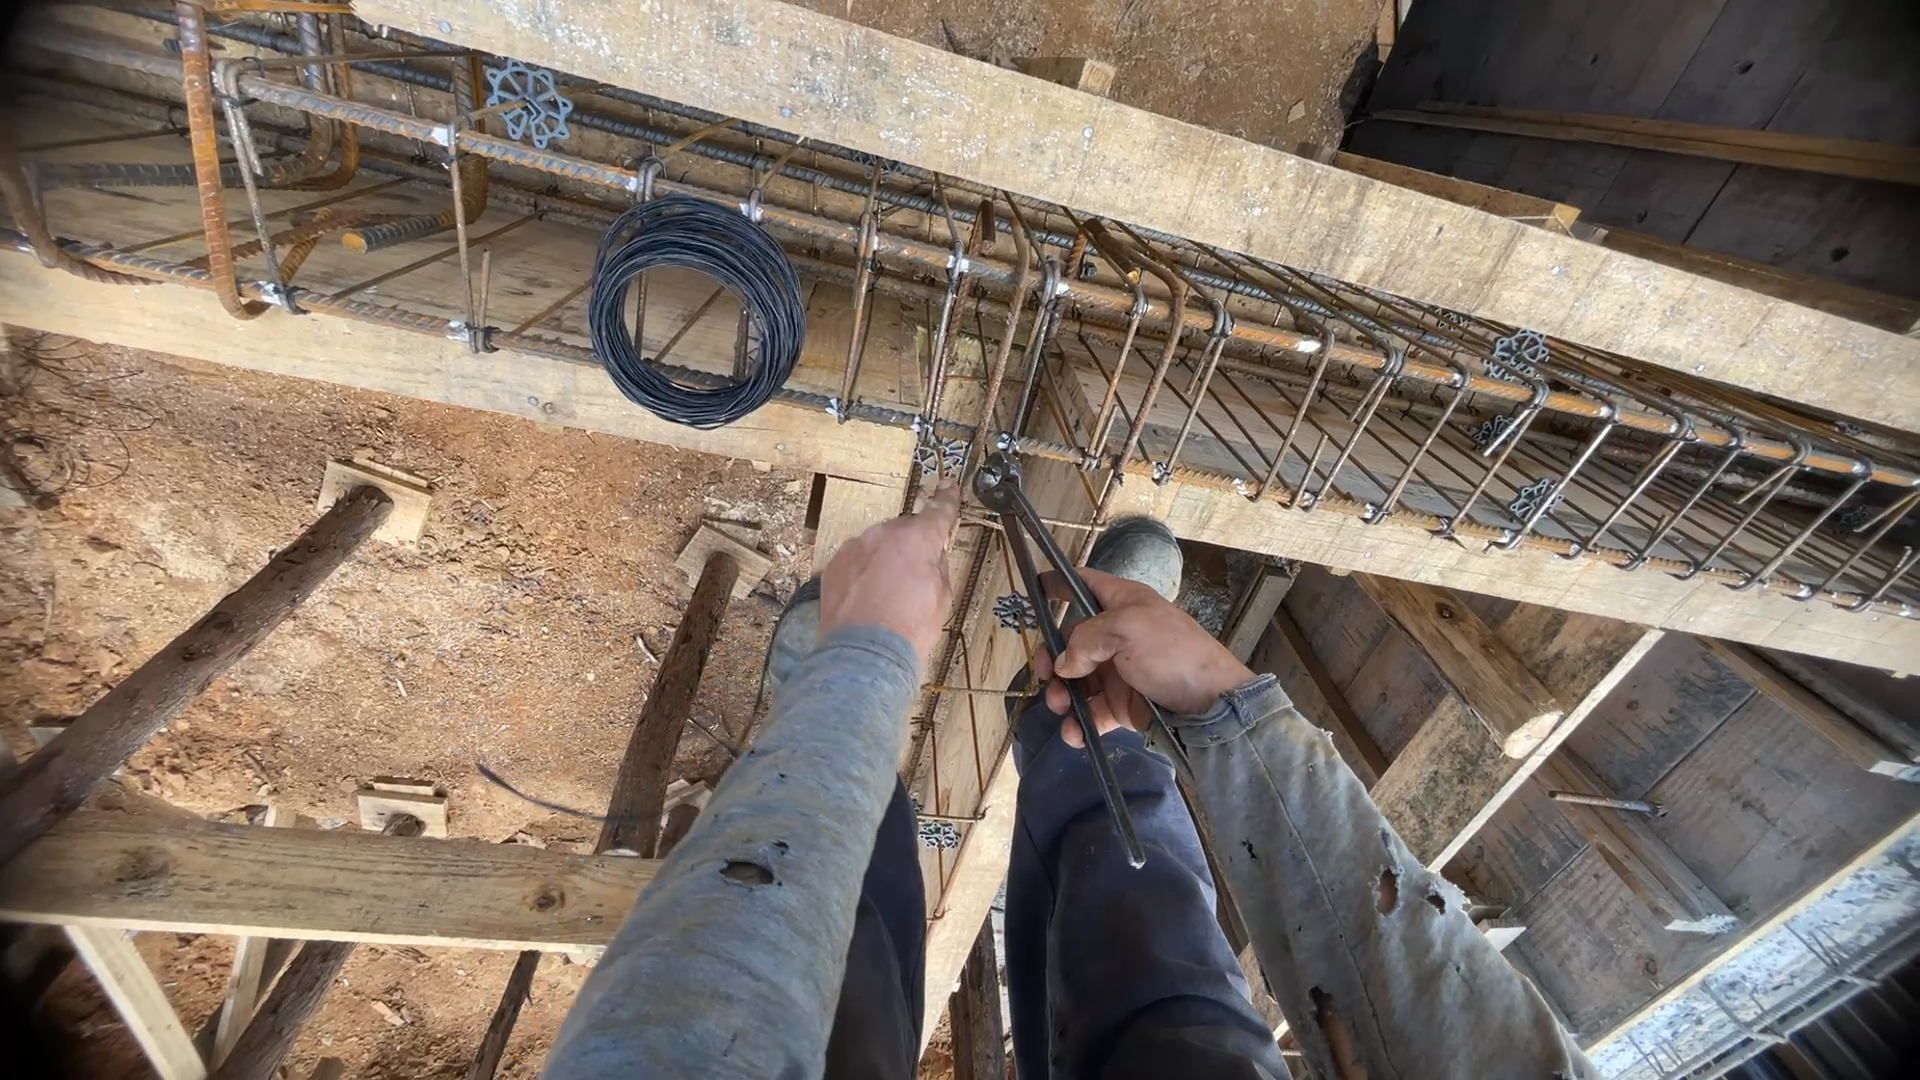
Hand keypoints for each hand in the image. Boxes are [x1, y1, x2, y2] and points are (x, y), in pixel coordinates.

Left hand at [819, 482, 960, 664]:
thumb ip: (938, 566)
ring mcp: (854, 548)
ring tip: (886, 595)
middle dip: (911, 547)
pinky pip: (856, 561)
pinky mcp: (833, 566)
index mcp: (917, 539)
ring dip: (885, 560)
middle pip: (904, 532)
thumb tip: (932, 554)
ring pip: (877, 545)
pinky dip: (863, 573)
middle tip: (915, 578)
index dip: (947, 499)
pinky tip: (866, 599)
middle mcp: (883, 534)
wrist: (864, 653)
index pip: (938, 512)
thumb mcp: (942, 597)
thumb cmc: (910, 627)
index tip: (949, 486)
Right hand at [1039, 567, 1253, 723]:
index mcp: (1122, 604)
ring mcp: (1118, 672)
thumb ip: (1087, 638)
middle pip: (1070, 639)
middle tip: (1045, 674)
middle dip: (1052, 657)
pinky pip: (1090, 713)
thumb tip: (1065, 666)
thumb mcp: (1129, 629)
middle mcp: (1117, 635)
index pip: (1085, 584)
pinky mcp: (1122, 706)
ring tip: (1061, 706)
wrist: (1213, 706)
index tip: (1033, 588)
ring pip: (1074, 679)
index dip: (1059, 583)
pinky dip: (1078, 724)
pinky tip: (1074, 733)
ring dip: (1061, 693)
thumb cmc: (1173, 653)